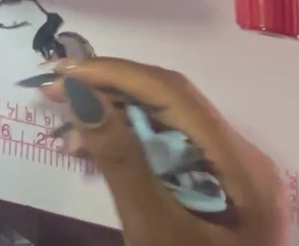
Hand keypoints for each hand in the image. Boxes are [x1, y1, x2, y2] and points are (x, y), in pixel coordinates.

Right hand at [43, 58, 287, 245]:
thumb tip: (76, 90)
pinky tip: (93, 147)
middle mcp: (245, 158)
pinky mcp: (217, 182)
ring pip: (164, 116)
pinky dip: (126, 136)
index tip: (60, 71)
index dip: (114, 73)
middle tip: (53, 88)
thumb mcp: (152, 227)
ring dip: (112, 112)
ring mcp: (233, 170)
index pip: (173, 93)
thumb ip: (118, 156)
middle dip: (108, 88)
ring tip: (67, 128)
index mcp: (244, 168)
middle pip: (170, 99)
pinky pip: (167, 140)